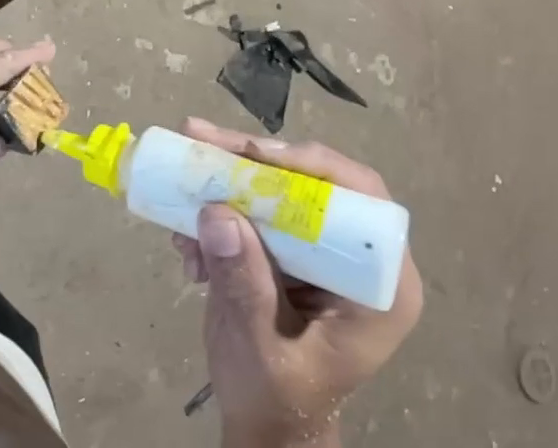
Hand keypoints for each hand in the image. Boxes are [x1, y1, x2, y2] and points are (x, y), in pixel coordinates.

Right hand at [171, 117, 421, 447]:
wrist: (264, 423)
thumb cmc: (279, 397)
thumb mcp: (263, 348)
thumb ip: (245, 285)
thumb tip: (217, 211)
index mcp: (379, 285)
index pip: (363, 200)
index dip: (313, 168)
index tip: (257, 156)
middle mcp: (355, 257)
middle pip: (314, 182)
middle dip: (254, 161)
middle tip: (202, 137)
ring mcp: (317, 250)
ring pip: (278, 188)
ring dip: (225, 179)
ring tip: (179, 179)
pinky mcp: (283, 249)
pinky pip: (249, 209)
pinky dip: (212, 211)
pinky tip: (183, 237)